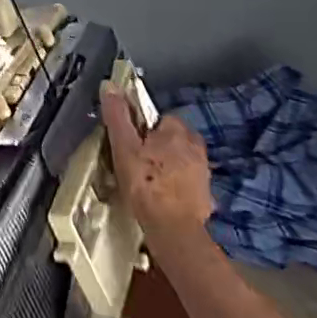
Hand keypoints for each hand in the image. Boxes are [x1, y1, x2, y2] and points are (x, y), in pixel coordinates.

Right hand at [100, 84, 213, 240]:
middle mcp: (196, 146)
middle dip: (160, 148)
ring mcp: (204, 171)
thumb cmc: (146, 186)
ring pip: (182, 161)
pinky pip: (189, 183)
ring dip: (170, 168)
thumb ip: (117, 117)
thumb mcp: (124, 148)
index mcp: (177, 130)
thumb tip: (110, 86)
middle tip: (139, 165)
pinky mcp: (207, 195)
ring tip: (150, 185)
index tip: (133, 146)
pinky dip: (178, 188)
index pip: (160, 118)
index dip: (145, 131)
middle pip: (173, 139)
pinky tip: (164, 200)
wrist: (174, 231)